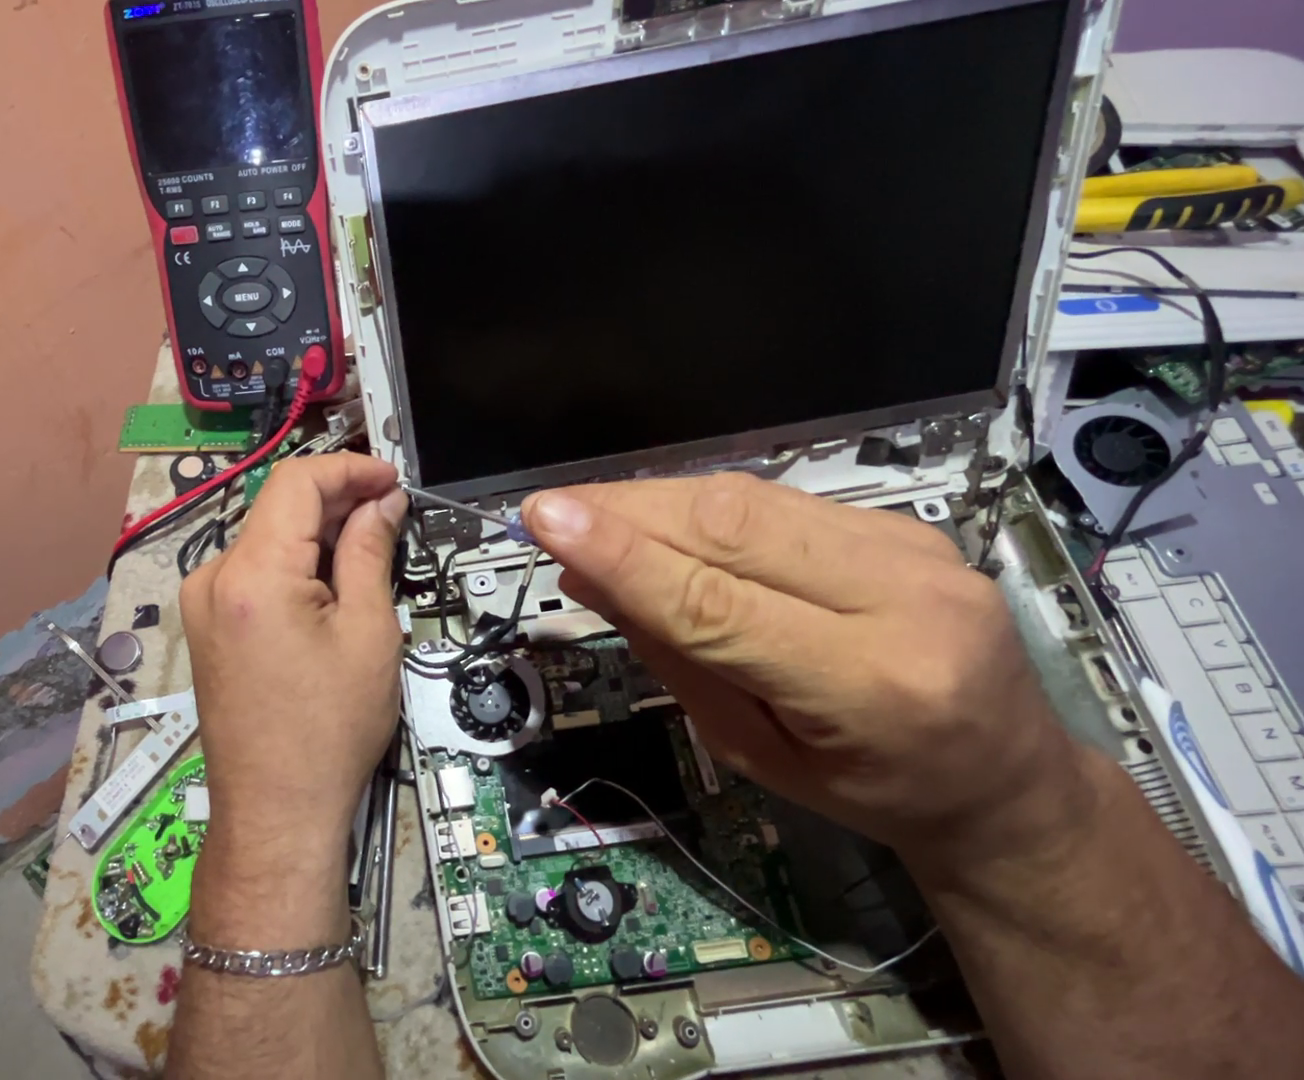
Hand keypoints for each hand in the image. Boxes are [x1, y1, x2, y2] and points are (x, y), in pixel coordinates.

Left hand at [179, 453, 408, 844]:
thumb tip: (381, 503)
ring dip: (317, 534)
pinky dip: (294, 565)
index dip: (349, 469)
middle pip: (278, 508)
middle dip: (337, 501)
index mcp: (252, 574)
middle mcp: (212, 578)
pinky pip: (253, 572)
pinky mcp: (206, 626)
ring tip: (368, 551)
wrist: (276, 810)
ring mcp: (202, 603)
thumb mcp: (367, 633)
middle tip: (390, 513)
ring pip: (266, 539)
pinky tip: (330, 582)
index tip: (391, 478)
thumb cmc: (329, 729)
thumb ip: (369, 552)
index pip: (296, 483)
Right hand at [521, 473, 1094, 867]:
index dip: (622, 557)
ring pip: (749, 497)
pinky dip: (699, 502)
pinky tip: (656, 516)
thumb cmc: (869, 789)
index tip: (546, 521)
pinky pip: (776, 499)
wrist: (1004, 774)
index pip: (716, 603)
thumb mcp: (752, 749)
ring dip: (652, 499)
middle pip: (731, 528)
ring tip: (587, 512)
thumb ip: (676, 657)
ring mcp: (912, 548)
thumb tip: (591, 581)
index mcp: (868, 685)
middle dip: (625, 512)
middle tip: (550, 513)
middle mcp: (903, 600)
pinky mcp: (902, 523)